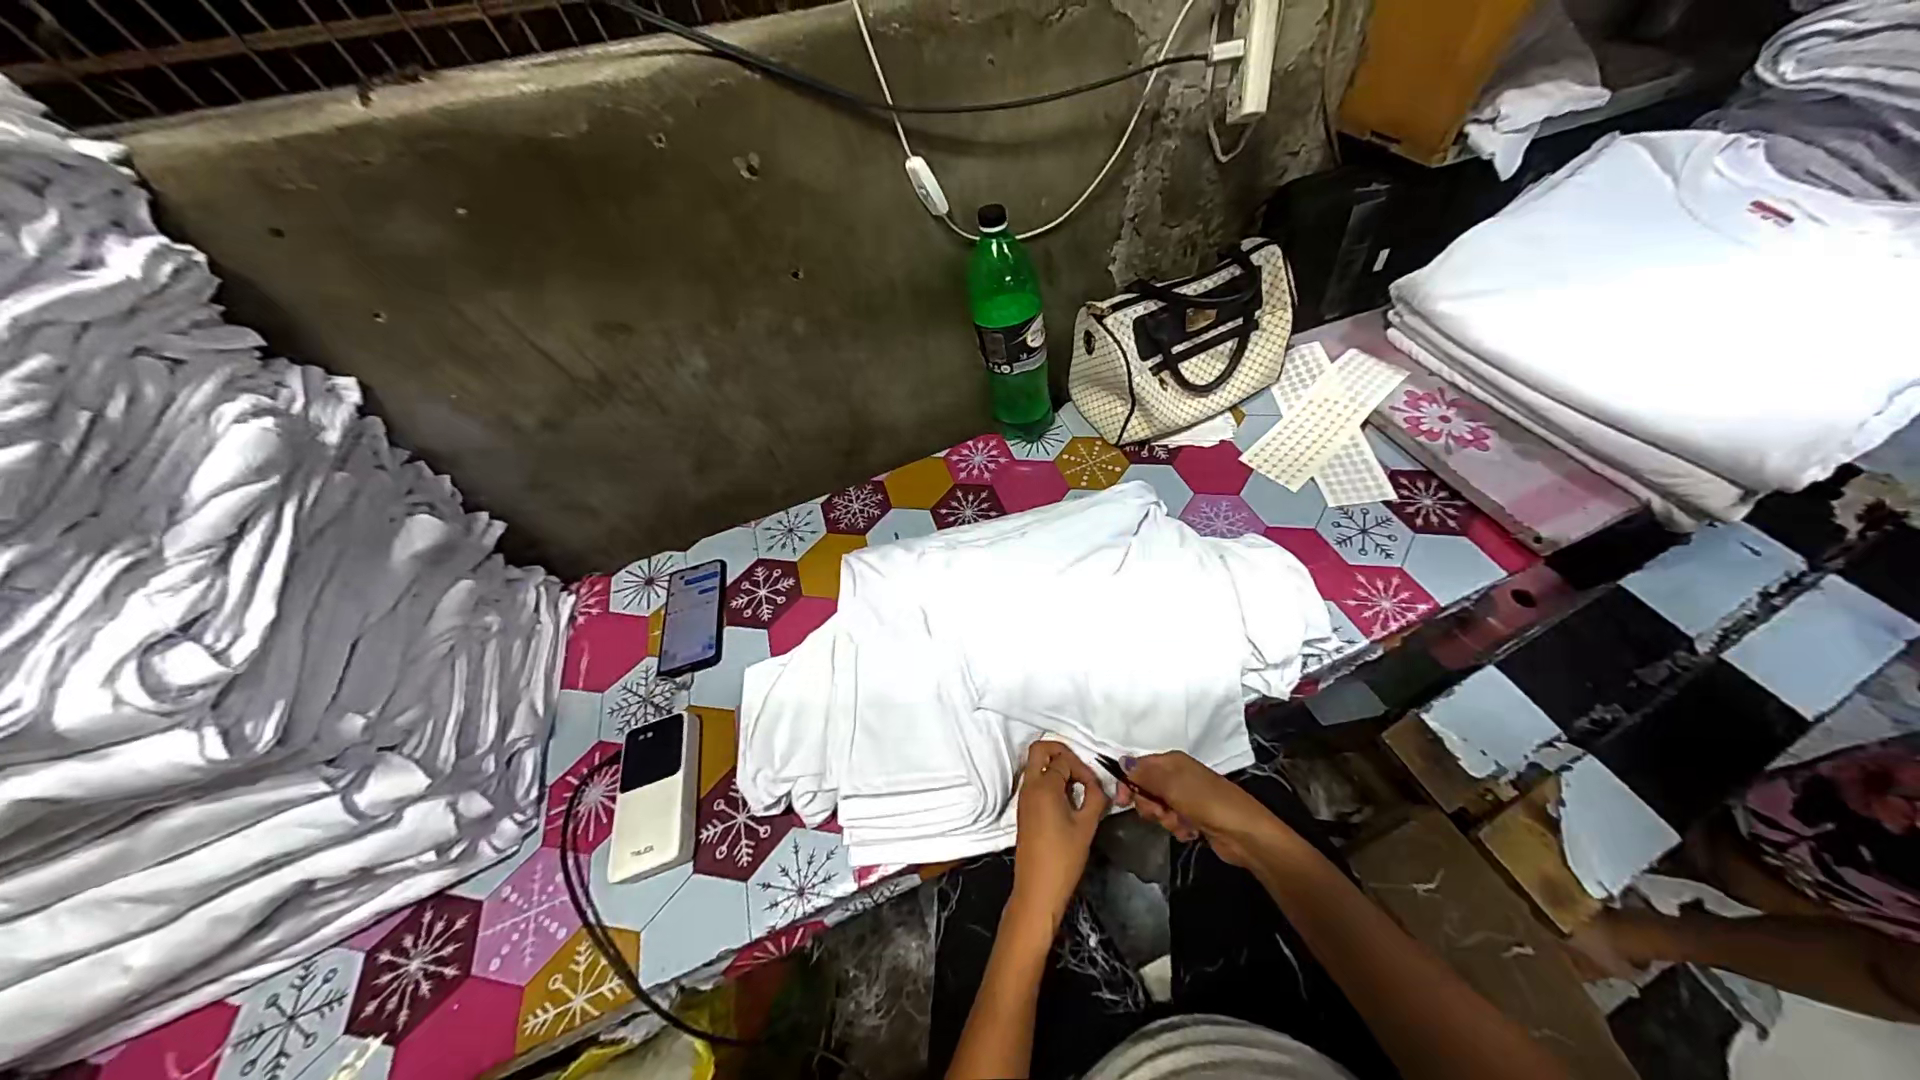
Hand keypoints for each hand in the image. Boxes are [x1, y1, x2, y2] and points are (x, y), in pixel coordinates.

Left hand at [1009, 741, 1108, 925]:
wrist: (1038, 889)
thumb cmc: (1063, 857)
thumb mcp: (1087, 825)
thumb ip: (1095, 798)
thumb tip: (1097, 786)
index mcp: (1043, 785)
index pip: (1063, 759)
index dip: (1083, 768)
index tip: (1095, 787)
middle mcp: (1029, 786)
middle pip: (1040, 750)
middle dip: (1061, 752)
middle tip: (1081, 770)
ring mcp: (1023, 797)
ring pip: (1036, 765)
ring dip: (1056, 767)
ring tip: (1077, 788)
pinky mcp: (1024, 809)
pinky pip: (1035, 782)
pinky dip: (1050, 781)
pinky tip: (1067, 800)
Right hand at [1115, 751, 1285, 867]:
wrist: (1244, 833)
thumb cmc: (1206, 802)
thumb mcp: (1171, 784)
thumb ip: (1143, 774)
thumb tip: (1120, 760)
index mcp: (1172, 761)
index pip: (1138, 766)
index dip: (1127, 782)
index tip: (1122, 800)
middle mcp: (1177, 776)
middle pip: (1146, 788)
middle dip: (1149, 804)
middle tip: (1160, 812)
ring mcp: (1186, 797)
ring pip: (1158, 807)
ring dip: (1165, 819)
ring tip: (1179, 823)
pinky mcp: (1194, 817)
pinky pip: (1173, 821)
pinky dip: (1178, 828)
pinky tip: (1190, 832)